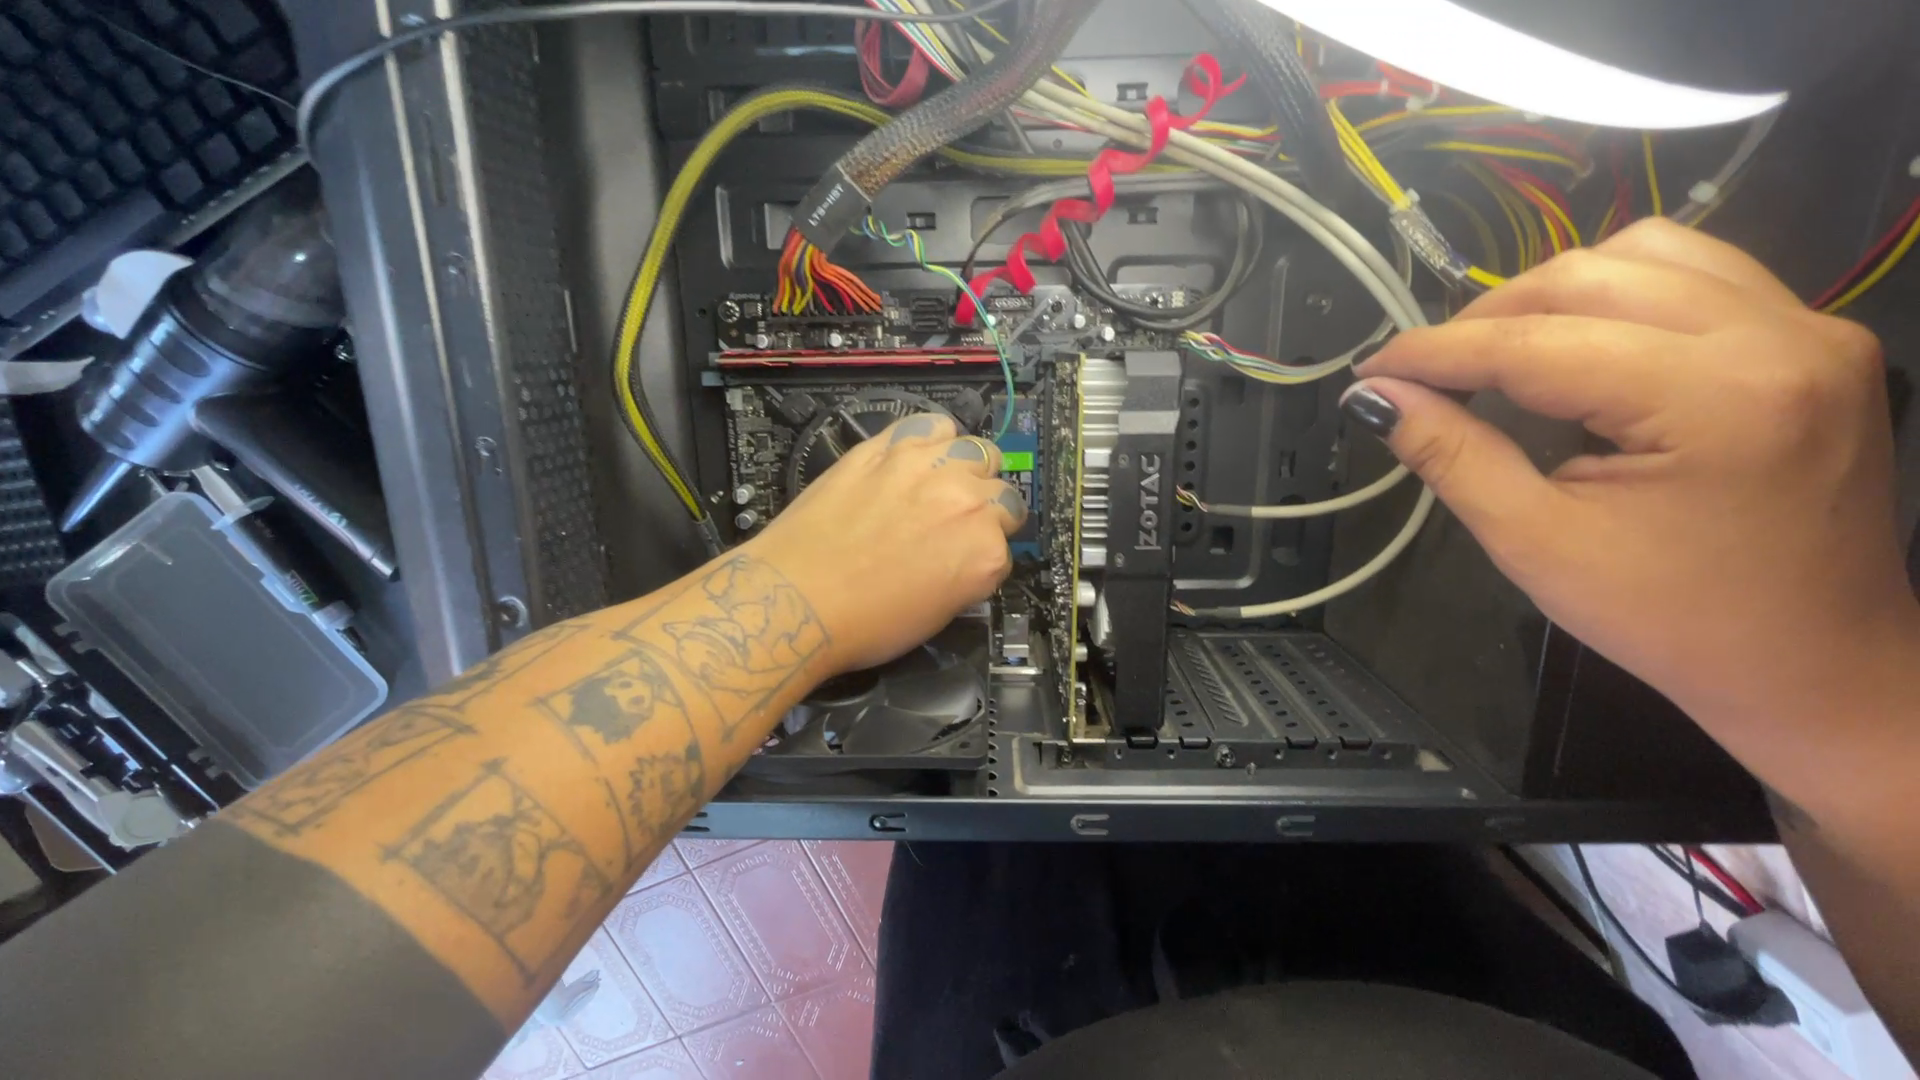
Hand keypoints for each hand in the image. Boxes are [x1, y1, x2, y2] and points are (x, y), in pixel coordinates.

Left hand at [742, 412, 1026, 675]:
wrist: (796, 599)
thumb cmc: (863, 623)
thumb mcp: (936, 615)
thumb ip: (966, 575)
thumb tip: (966, 556)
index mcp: (985, 553)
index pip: (1005, 542)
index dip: (985, 550)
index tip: (965, 557)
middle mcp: (967, 502)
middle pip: (1001, 493)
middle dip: (984, 509)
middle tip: (953, 524)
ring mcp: (927, 467)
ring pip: (975, 450)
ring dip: (968, 468)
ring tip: (942, 484)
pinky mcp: (887, 446)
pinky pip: (931, 424)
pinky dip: (933, 437)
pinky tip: (919, 454)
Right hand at [1345, 219, 1919, 774]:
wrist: (1814, 665)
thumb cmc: (1666, 620)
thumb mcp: (1535, 542)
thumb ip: (1451, 456)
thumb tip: (1374, 398)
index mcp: (1714, 399)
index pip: (1535, 344)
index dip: (1435, 352)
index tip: (1369, 371)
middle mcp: (1777, 337)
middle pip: (1589, 276)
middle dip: (1485, 318)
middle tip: (1424, 373)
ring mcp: (1809, 329)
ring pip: (1645, 253)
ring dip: (1548, 293)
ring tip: (1494, 352)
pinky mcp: (1813, 339)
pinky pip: (1695, 273)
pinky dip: (1612, 293)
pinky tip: (1575, 341)